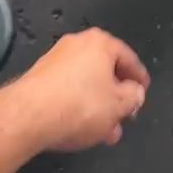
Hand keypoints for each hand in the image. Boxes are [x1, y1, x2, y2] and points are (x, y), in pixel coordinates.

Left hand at [6, 29, 149, 151]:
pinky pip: (68, 87)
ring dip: (98, 104)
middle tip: (124, 116)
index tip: (144, 91)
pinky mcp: (40, 75)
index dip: (139, 78)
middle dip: (116, 95)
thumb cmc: (80, 105)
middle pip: (106, 69)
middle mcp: (78, 43)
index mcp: (101, 42)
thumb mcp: (118, 106)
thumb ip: (133, 97)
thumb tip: (135, 92)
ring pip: (86, 81)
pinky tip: (82, 126)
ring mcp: (57, 58)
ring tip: (104, 130)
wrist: (29, 115)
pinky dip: (79, 103)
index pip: (128, 58)